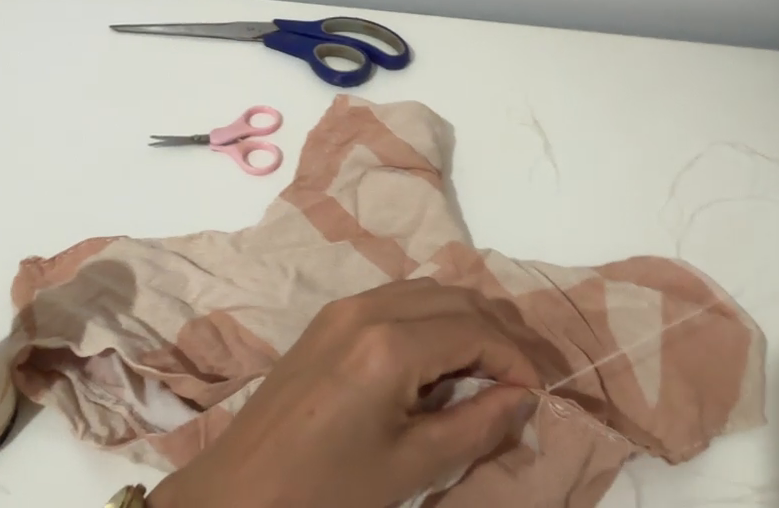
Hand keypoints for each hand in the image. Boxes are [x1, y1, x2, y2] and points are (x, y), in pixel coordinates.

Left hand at [147, 279, 539, 507]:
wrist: (239, 491)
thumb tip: (523, 397)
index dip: (516, 358)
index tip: (539, 393)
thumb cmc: (327, 489)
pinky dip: (429, 317)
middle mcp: (368, 307)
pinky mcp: (328, 317)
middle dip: (496, 331)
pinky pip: (395, 298)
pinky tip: (438, 357)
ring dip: (463, 319)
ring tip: (487, 368)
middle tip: (521, 376)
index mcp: (389, 342)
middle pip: (454, 296)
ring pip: (425, 290)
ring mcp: (344, 306)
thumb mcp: (410, 467)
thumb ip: (475, 426)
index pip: (474, 329)